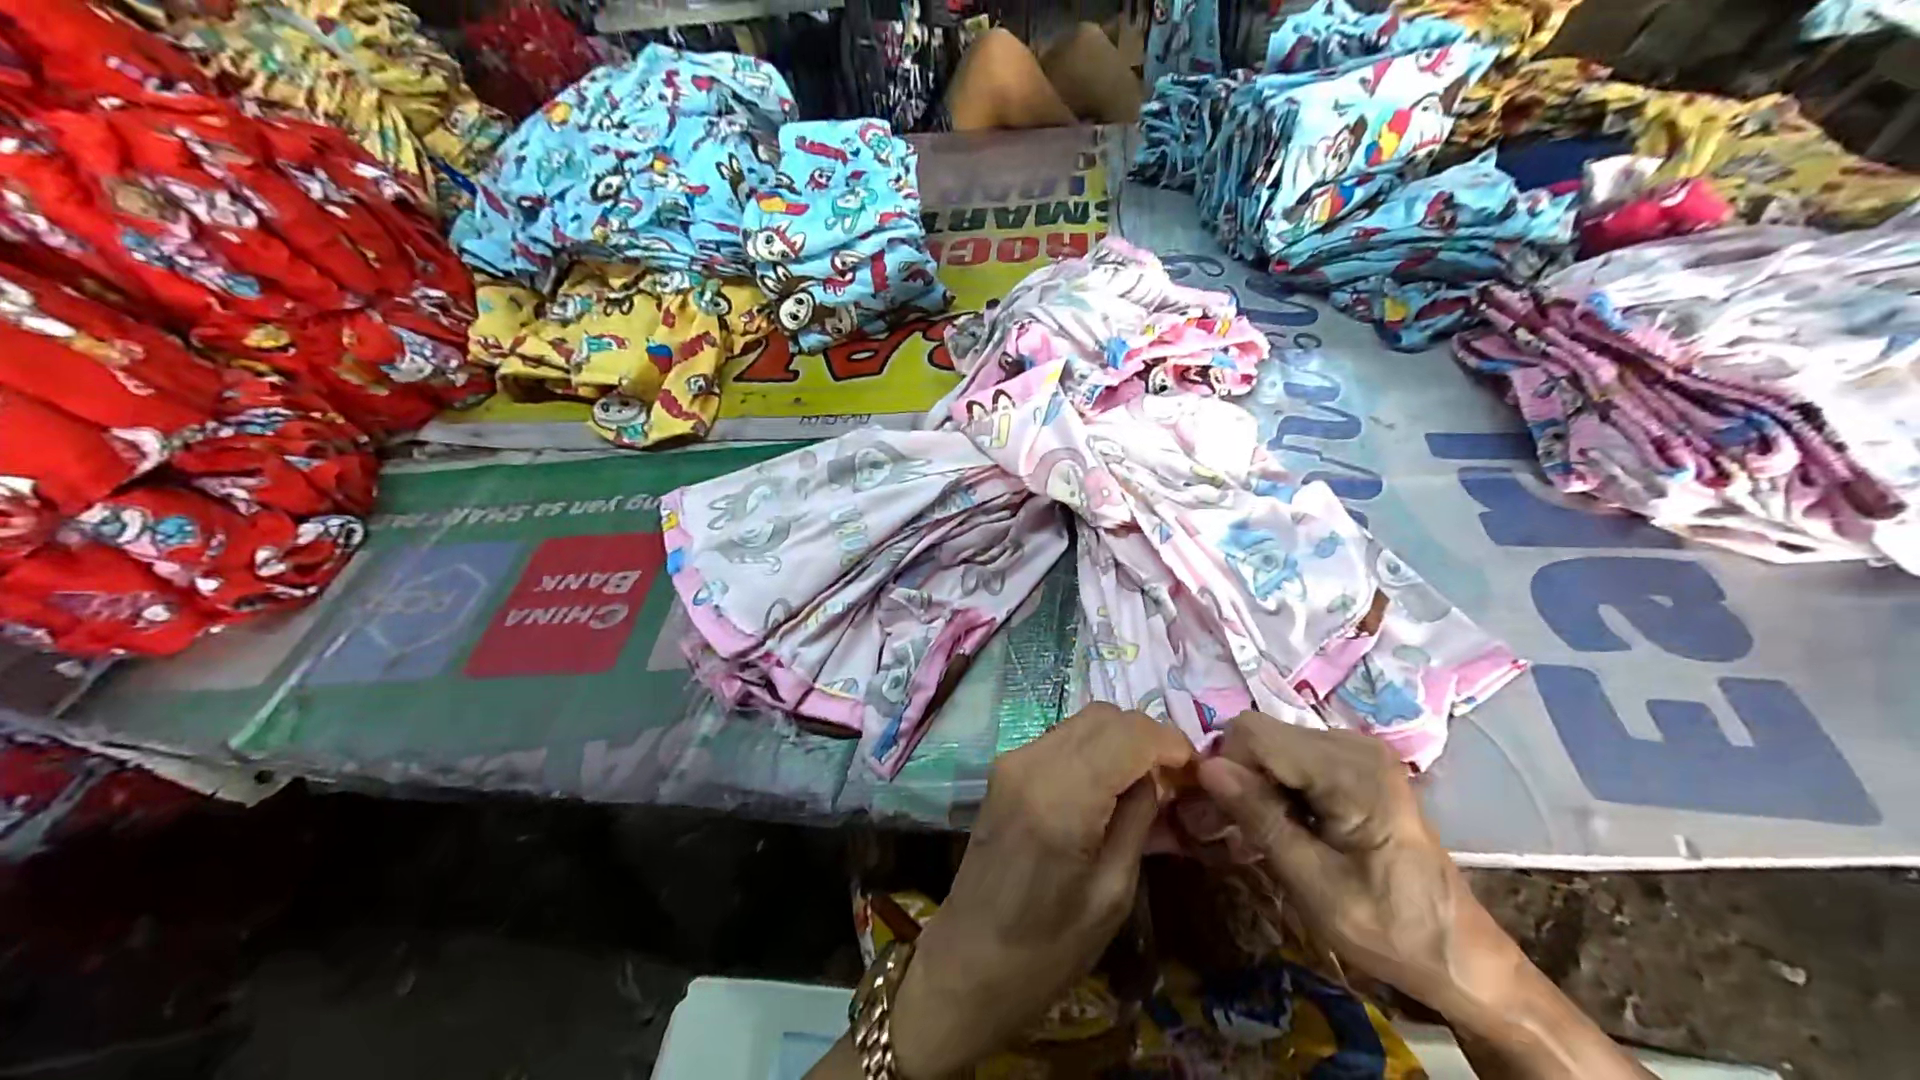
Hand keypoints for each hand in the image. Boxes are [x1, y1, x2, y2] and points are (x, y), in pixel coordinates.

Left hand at [888, 703, 1193, 1078]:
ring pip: (1082, 722)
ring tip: (1147, 780)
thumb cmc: (1048, 948)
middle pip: (1104, 716)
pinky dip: (1093, 748)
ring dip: (1120, 739)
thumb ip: (1138, 820)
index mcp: (1061, 797)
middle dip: (1147, 736)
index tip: (1197, 768)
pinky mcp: (1003, 770)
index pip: (1128, 735)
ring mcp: (1012, 762)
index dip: (1170, 742)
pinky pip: (1061, 739)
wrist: (968, 962)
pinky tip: (1109, 784)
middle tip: (1176, 776)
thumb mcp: (1112, 893)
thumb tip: (1157, 776)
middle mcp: (1032, 763)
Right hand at [1193, 710, 1505, 1014]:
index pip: (1254, 734)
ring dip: (1252, 782)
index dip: (1225, 768)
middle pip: (1259, 734)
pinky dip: (1274, 784)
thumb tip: (1206, 768)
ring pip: (1269, 742)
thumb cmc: (1390, 929)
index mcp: (1352, 771)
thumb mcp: (1316, 886)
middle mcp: (1354, 745)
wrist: (1458, 953)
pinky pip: (1290, 754)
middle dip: (1235, 776)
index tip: (1219, 819)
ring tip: (1253, 831)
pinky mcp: (1354, 762)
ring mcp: (1356, 750)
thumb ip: (1261, 820)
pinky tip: (1281, 822)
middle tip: (1228, 830)